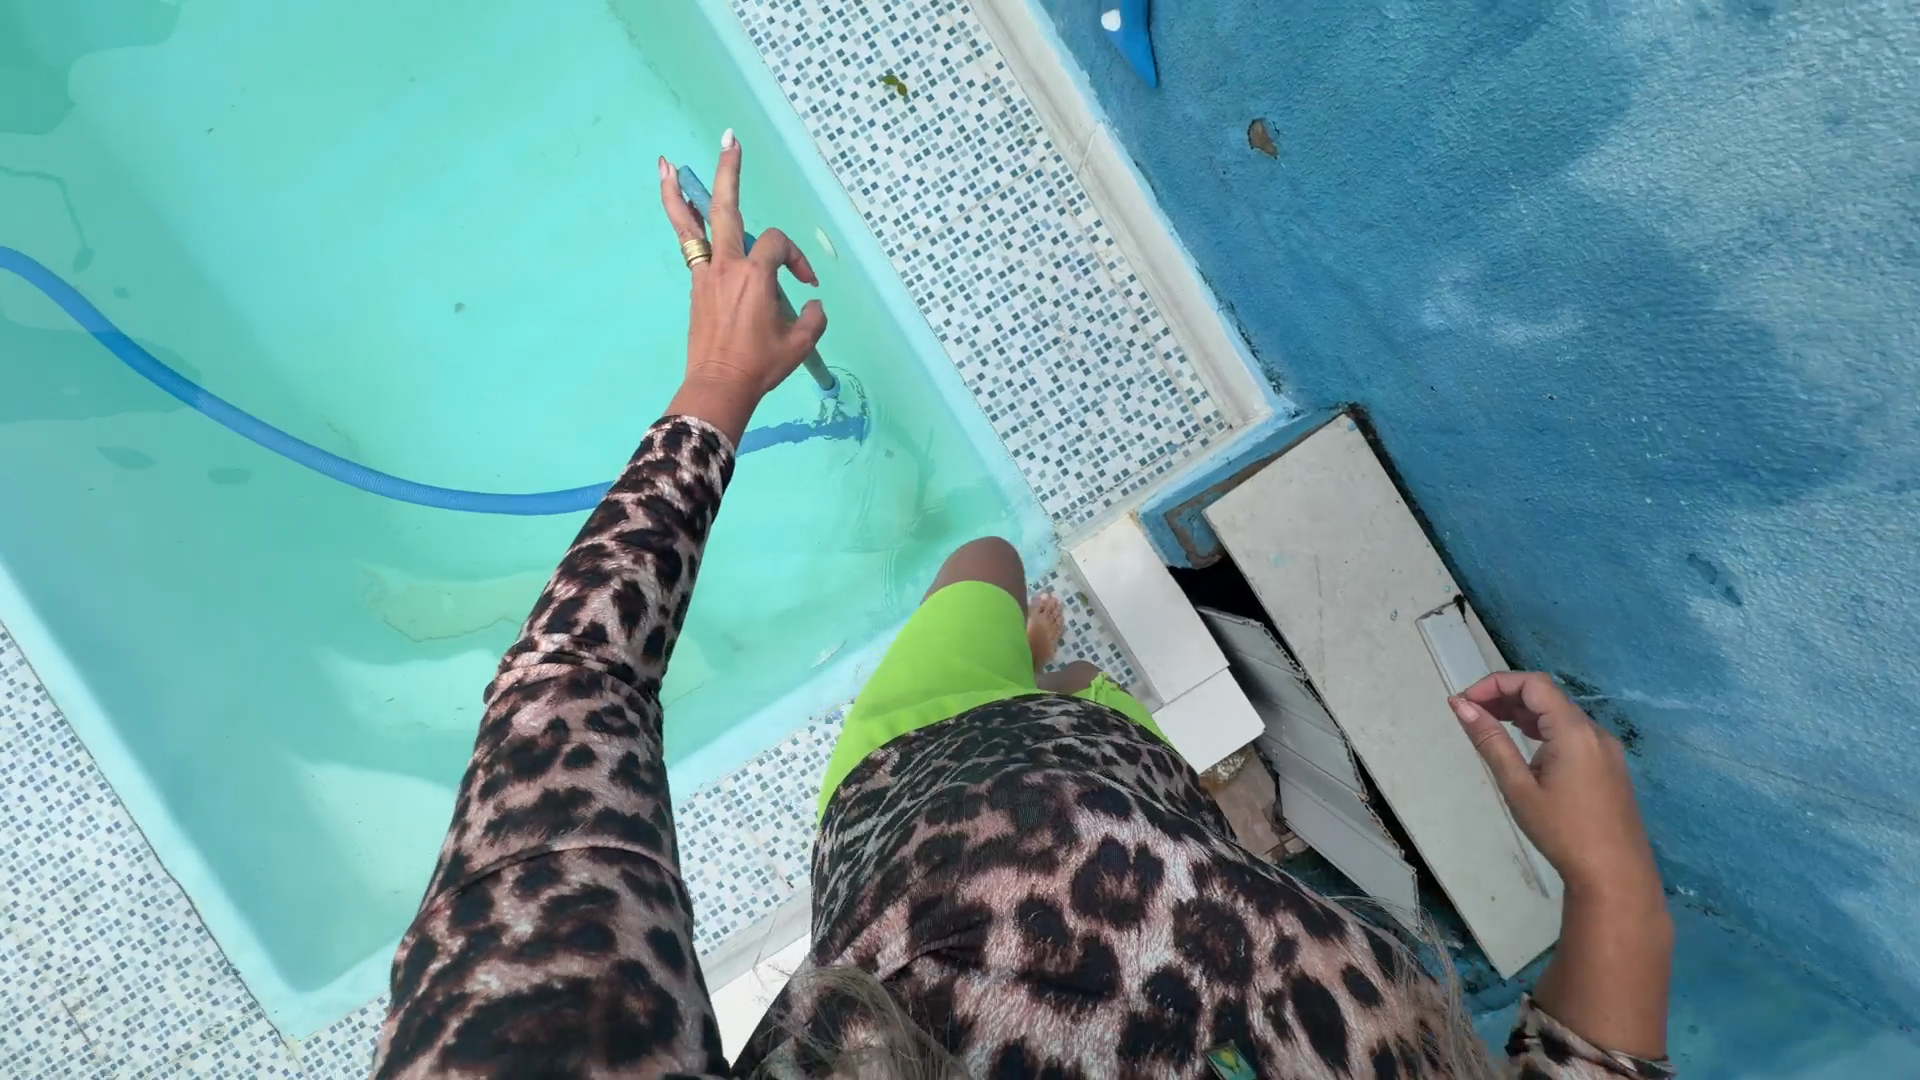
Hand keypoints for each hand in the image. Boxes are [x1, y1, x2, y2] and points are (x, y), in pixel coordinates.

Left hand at [657, 132, 827, 442]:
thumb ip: (814, 318)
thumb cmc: (762, 366)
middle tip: (730, 140)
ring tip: (664, 163)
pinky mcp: (696, 287)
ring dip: (678, 192)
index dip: (798, 260)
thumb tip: (813, 302)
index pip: (781, 248)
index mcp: (756, 277)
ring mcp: (707, 275)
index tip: (806, 285)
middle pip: (728, 210)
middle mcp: (728, 266)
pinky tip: (675, 203)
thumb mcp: (800, 344)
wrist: (720, 385)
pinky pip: (687, 245)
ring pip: (691, 224)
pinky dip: (681, 221)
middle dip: (730, 172)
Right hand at [1450, 672, 1659, 897]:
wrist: (1616, 877)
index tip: (1465, 703)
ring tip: (1488, 726)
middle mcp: (1595, 733)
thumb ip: (1490, 740)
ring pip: (1557, 712)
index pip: (1533, 684)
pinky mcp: (1607, 765)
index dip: (1495, 684)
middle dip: (1503, 696)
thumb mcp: (1517, 785)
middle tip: (1469, 714)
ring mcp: (1605, 749)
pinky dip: (1539, 727)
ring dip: (1520, 711)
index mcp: (1574, 733)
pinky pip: (1569, 731)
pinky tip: (1520, 743)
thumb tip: (1460, 704)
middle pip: (1545, 695)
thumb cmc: (1561, 830)